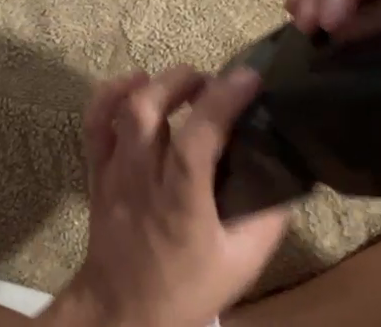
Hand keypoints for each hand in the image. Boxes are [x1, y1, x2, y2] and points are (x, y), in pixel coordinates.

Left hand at [42, 67, 289, 326]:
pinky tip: (135, 82)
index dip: (221, 102)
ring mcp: (113, 172)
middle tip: (212, 80)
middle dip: (181, 81)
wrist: (122, 312)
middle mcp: (142, 180)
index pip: (195, 141)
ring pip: (120, 111)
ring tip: (182, 79)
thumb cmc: (185, 288)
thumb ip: (267, 219)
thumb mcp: (240, 265)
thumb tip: (287, 172)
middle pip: (147, 112)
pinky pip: (94, 123)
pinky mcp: (96, 170)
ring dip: (152, 82)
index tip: (248, 77)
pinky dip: (110, 93)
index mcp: (181, 206)